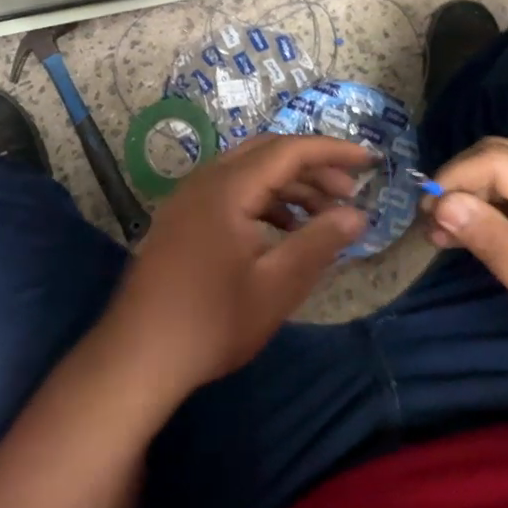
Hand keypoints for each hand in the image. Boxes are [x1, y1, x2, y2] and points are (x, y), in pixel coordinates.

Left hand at [101, 135, 371, 394]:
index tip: (370, 161)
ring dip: (288, 186)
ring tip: (324, 216)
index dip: (333, 151)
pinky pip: (230, 193)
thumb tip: (356, 215)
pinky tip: (284, 231)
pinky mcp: (180, 221)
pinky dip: (263, 202)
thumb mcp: (277, 285)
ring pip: (247, 173)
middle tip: (349, 192)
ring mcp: (187, 200)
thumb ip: (319, 243)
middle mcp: (204, 181)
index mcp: (226, 187)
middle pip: (266, 154)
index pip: (288, 150)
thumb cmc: (212, 322)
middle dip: (312, 167)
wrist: (137, 357)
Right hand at [425, 137, 507, 388]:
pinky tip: (476, 236)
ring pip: (506, 168)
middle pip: (499, 154)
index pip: (497, 160)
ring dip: (471, 193)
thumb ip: (497, 243)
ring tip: (445, 236)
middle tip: (431, 227)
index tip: (427, 219)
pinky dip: (490, 205)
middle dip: (458, 182)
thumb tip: (441, 203)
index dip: (454, 179)